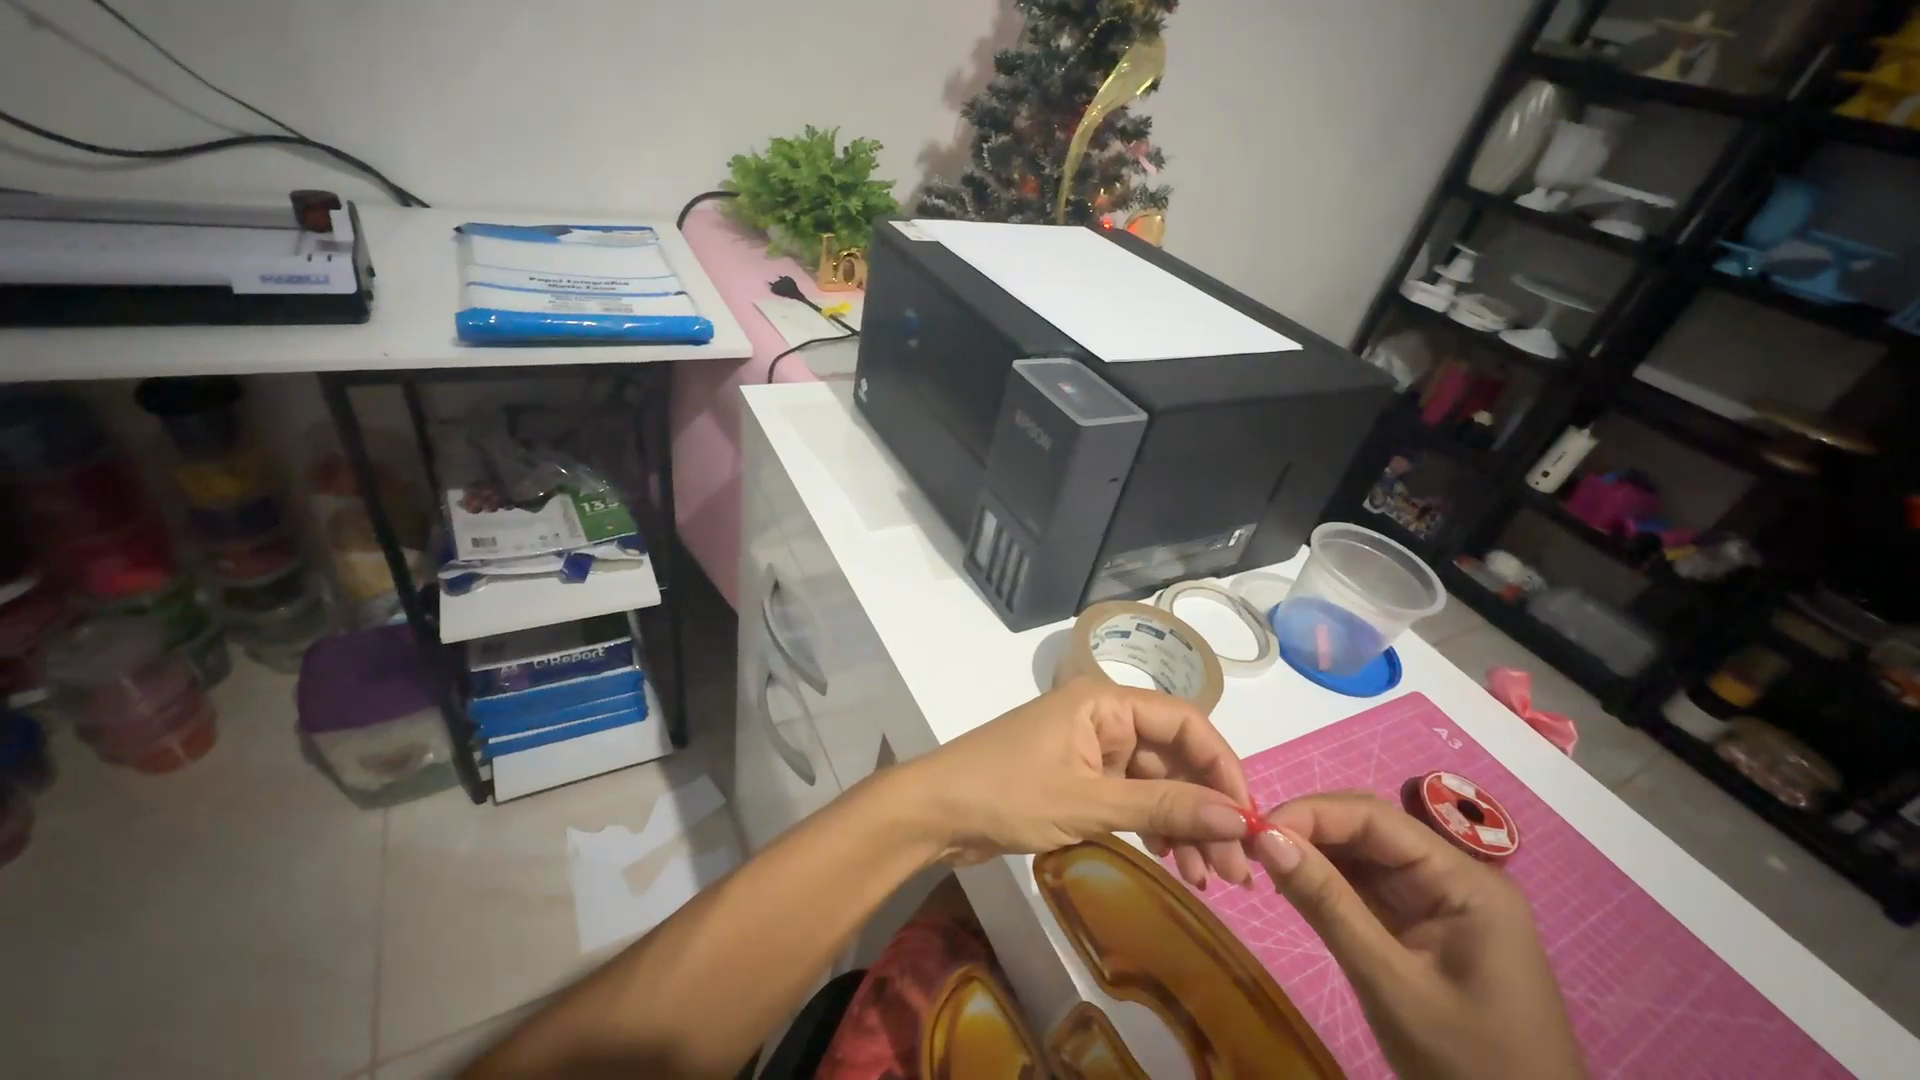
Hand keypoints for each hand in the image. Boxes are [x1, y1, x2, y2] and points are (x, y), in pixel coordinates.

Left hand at [894, 677, 1255, 886]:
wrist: (933, 813)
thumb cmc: (1007, 793)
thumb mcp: (1090, 802)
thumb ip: (1164, 806)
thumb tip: (1238, 818)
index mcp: (1106, 702)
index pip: (1186, 723)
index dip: (1223, 768)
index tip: (1249, 820)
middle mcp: (1104, 719)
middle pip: (1174, 759)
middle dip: (1206, 811)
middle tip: (1236, 871)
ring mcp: (1091, 751)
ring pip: (1155, 784)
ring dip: (1183, 826)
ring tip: (1208, 879)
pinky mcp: (1078, 780)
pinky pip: (1130, 799)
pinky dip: (1152, 827)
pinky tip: (1174, 862)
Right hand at [1248, 794, 1585, 1079]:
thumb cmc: (1467, 1062)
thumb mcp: (1389, 983)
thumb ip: (1328, 905)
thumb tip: (1265, 838)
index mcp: (1464, 880)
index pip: (1376, 818)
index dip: (1311, 813)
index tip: (1253, 828)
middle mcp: (1455, 878)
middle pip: (1370, 831)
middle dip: (1309, 830)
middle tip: (1248, 845)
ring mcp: (1441, 904)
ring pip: (1365, 858)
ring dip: (1314, 856)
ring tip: (1260, 862)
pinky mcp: (1426, 929)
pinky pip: (1371, 890)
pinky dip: (1330, 886)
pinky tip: (1294, 888)